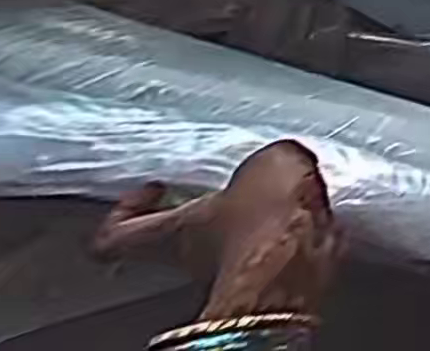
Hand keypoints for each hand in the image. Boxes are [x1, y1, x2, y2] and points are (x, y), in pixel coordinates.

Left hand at [91, 141, 343, 319]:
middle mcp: (190, 256)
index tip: (152, 190)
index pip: (117, 235)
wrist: (301, 257)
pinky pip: (272, 242)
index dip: (127, 211)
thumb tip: (272, 160)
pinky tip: (312, 207)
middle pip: (181, 235)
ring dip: (257, 216)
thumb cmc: (267, 218)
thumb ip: (263, 160)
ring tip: (291, 189)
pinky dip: (288, 225)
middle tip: (238, 183)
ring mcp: (230, 267)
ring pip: (232, 238)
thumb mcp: (269, 162)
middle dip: (212, 208)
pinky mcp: (270, 270)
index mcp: (170, 231)